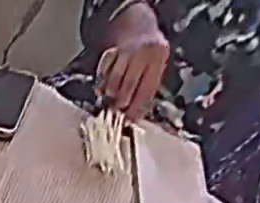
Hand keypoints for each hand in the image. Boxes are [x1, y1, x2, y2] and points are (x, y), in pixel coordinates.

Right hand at [96, 2, 168, 120]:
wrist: (138, 25)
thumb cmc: (147, 54)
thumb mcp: (155, 67)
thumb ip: (147, 89)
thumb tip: (137, 116)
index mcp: (158, 58)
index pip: (147, 89)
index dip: (137, 108)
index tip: (129, 121)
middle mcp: (144, 53)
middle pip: (128, 87)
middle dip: (121, 103)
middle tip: (117, 111)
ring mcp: (127, 52)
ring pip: (113, 83)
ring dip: (110, 94)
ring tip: (111, 98)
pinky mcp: (112, 52)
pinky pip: (103, 74)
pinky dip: (101, 83)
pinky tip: (103, 87)